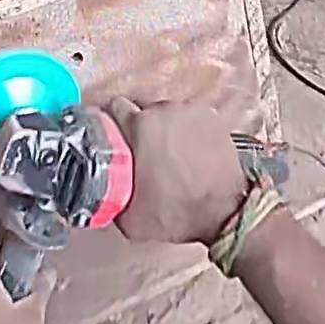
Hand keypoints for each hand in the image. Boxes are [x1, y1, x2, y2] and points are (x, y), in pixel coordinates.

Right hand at [106, 97, 247, 245]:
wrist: (226, 213)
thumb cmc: (178, 212)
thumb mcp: (129, 216)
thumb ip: (108, 195)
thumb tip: (98, 190)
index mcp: (138, 125)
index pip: (115, 107)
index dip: (113, 122)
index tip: (116, 136)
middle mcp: (163, 110)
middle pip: (142, 110)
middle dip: (141, 128)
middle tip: (146, 153)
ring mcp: (189, 110)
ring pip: (167, 113)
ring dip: (166, 128)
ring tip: (172, 153)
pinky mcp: (210, 116)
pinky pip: (189, 117)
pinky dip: (188, 129)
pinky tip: (191, 151)